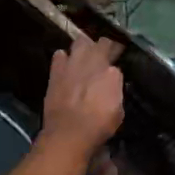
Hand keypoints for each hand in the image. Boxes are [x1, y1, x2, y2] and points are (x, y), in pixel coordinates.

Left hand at [39, 37, 124, 159]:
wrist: (69, 132)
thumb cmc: (99, 126)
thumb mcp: (118, 110)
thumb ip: (114, 90)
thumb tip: (110, 83)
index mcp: (112, 73)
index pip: (117, 57)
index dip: (118, 57)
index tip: (118, 60)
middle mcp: (94, 62)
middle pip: (101, 43)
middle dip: (103, 46)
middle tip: (103, 54)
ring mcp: (73, 63)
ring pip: (80, 41)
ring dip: (84, 47)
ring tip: (84, 55)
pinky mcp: (56, 70)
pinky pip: (59, 55)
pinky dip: (63, 58)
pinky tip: (65, 66)